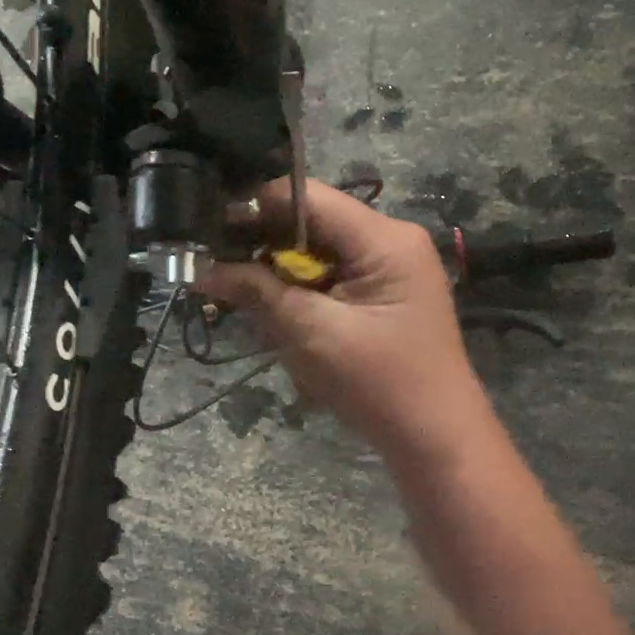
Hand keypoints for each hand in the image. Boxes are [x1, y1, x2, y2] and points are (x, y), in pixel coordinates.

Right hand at [199, 178, 488, 460]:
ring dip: (274, 274)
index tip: (205, 231)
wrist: (436, 438)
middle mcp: (386, 239)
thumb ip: (256, 292)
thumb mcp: (311, 334)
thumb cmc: (379, 384)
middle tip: (212, 270)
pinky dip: (295, 293)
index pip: (303, 196)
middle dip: (259, 246)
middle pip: (305, 221)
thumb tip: (199, 268)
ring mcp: (385, 266)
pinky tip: (274, 317)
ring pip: (310, 250)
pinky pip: (324, 275)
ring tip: (239, 299)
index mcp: (382, 238)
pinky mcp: (377, 291)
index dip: (251, 207)